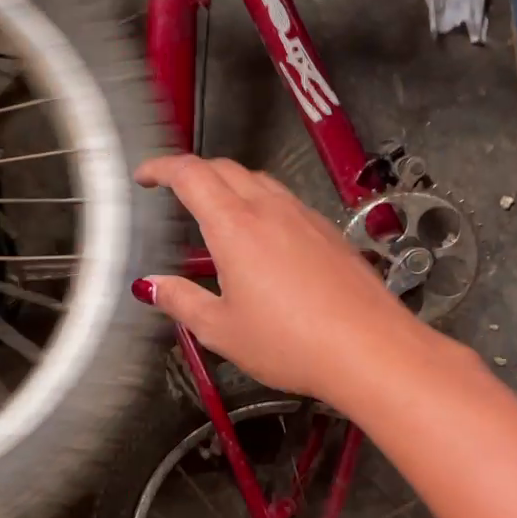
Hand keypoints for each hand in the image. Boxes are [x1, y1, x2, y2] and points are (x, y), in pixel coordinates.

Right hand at [135, 155, 434, 403]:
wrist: (372, 350)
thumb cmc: (291, 344)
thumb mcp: (221, 330)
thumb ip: (181, 301)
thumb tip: (151, 286)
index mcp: (235, 227)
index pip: (190, 175)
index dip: (161, 167)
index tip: (144, 175)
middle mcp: (270, 210)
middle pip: (224, 168)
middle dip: (192, 171)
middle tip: (172, 190)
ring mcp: (304, 217)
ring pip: (258, 180)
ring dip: (228, 184)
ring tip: (214, 211)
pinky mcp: (328, 232)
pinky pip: (285, 202)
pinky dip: (259, 203)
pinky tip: (260, 238)